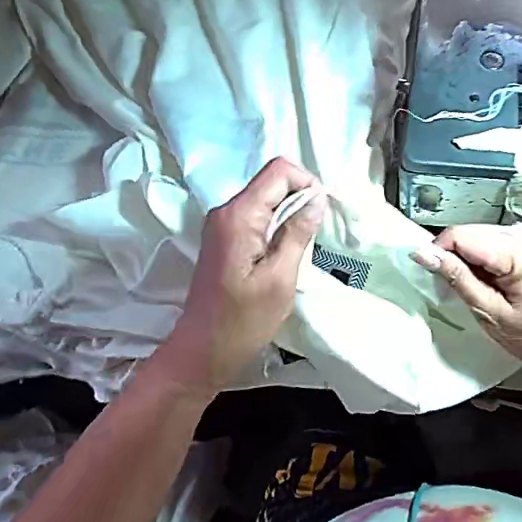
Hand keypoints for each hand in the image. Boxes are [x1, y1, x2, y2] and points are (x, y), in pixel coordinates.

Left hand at [145, 157, 325, 402]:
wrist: (202, 351)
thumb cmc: (243, 321)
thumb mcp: (280, 279)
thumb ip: (298, 233)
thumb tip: (317, 199)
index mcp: (238, 216)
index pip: (279, 171)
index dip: (306, 184)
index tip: (318, 216)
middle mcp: (225, 211)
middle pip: (272, 181)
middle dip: (299, 199)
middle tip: (311, 237)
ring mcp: (221, 224)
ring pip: (265, 198)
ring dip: (288, 215)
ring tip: (298, 249)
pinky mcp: (223, 237)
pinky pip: (256, 216)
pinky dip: (275, 226)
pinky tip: (282, 255)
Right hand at [411, 223, 521, 374]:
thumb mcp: (489, 312)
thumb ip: (456, 278)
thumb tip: (423, 254)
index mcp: (519, 252)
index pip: (460, 236)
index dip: (439, 254)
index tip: (435, 278)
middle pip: (464, 232)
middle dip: (452, 258)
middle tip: (459, 289)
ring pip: (470, 234)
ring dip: (463, 259)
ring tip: (475, 287)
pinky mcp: (519, 236)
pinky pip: (482, 239)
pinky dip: (475, 258)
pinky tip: (485, 279)